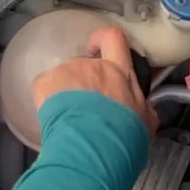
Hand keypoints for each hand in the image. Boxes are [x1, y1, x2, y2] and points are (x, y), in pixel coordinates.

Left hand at [30, 26, 155, 135]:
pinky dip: (47, 100)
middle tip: (86, 110)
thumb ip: (143, 109)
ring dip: (66, 94)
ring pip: (64, 78)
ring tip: (69, 121)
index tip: (97, 49)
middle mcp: (91, 65)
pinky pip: (44, 87)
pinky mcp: (45, 83)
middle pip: (85, 65)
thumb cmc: (123, 138)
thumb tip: (144, 107)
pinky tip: (54, 120)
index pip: (113, 38)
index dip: (102, 40)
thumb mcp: (145, 124)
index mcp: (118, 72)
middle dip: (84, 83)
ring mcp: (67, 72)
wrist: (93, 150)